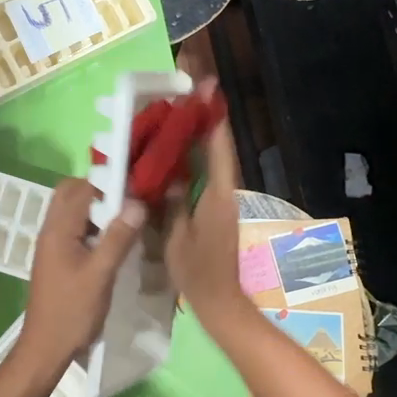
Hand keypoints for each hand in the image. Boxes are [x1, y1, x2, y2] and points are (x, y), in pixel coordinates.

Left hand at [14, 180, 146, 371]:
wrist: (46, 347)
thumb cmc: (72, 311)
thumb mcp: (100, 275)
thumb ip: (118, 238)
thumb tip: (137, 202)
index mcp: (58, 228)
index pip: (82, 188)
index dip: (108, 184)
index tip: (136, 189)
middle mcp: (51, 229)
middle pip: (72, 193)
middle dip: (100, 192)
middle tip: (129, 204)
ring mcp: (52, 244)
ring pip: (73, 211)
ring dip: (97, 209)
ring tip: (126, 221)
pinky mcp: (57, 257)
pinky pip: (74, 228)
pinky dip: (93, 226)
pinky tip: (113, 242)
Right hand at [162, 107, 245, 324]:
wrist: (221, 304)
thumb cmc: (198, 273)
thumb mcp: (177, 238)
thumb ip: (174, 204)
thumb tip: (171, 175)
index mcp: (217, 197)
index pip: (219, 149)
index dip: (213, 120)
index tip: (207, 92)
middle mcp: (225, 195)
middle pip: (218, 151)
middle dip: (206, 122)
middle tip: (189, 95)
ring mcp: (222, 204)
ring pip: (213, 164)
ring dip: (200, 140)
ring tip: (180, 117)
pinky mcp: (217, 213)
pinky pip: (206, 178)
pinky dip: (196, 162)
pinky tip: (177, 157)